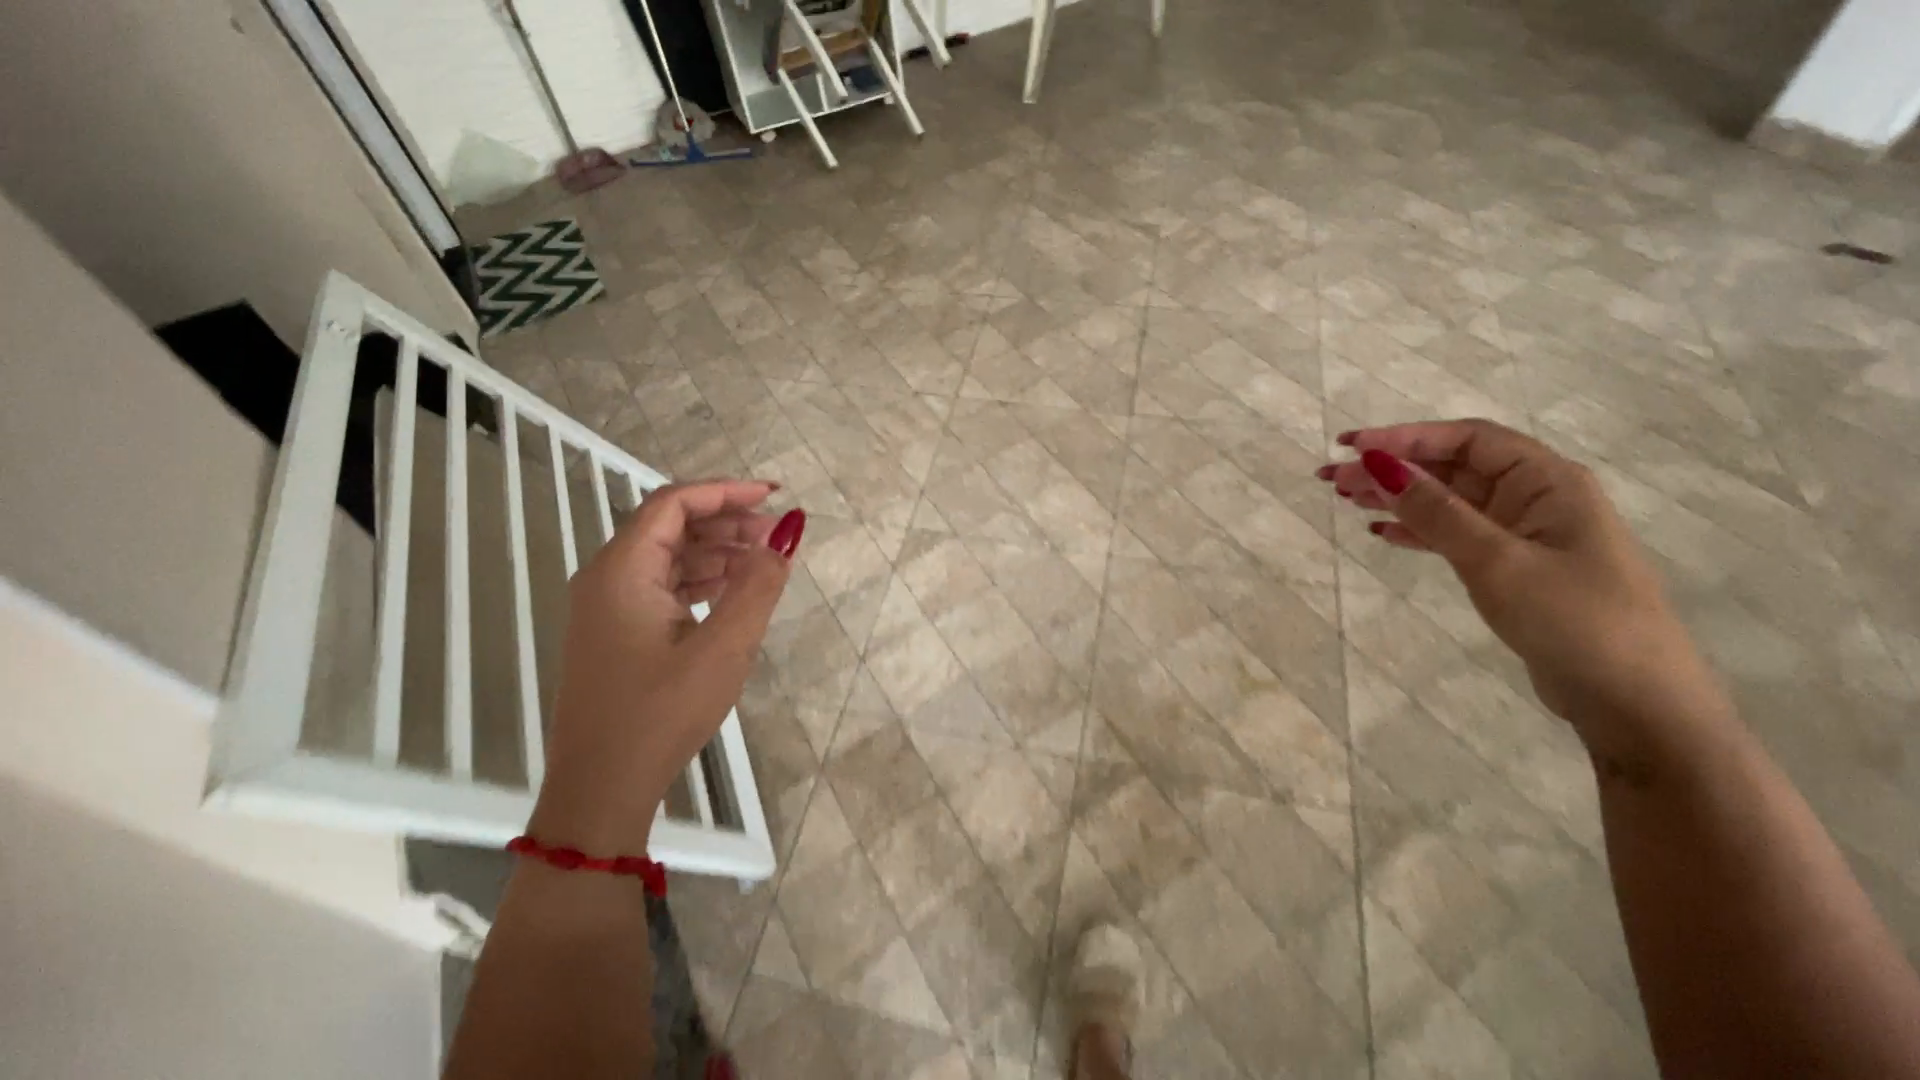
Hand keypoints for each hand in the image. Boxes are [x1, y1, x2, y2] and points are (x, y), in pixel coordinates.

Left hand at [526, 481, 803, 854]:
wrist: (601, 787)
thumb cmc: (661, 713)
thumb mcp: (723, 648)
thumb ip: (758, 585)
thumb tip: (787, 534)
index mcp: (622, 569)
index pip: (674, 503)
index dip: (726, 492)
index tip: (775, 497)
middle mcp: (605, 577)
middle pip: (668, 526)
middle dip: (726, 522)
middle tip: (777, 535)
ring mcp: (605, 608)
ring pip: (666, 558)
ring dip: (716, 553)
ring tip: (765, 564)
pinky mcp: (613, 635)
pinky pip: (660, 588)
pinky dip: (699, 582)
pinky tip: (733, 595)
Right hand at [1320, 420, 1712, 737]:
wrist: (1634, 700)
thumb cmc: (1574, 620)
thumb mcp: (1497, 562)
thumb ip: (1437, 513)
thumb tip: (1380, 466)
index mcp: (1547, 481)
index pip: (1467, 439)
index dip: (1406, 437)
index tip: (1351, 446)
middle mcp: (1537, 498)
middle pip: (1453, 468)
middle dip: (1392, 469)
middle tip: (1331, 480)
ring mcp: (1526, 536)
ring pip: (1450, 502)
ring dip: (1399, 498)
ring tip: (1345, 500)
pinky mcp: (1516, 570)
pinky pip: (1457, 536)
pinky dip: (1419, 532)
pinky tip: (1382, 532)